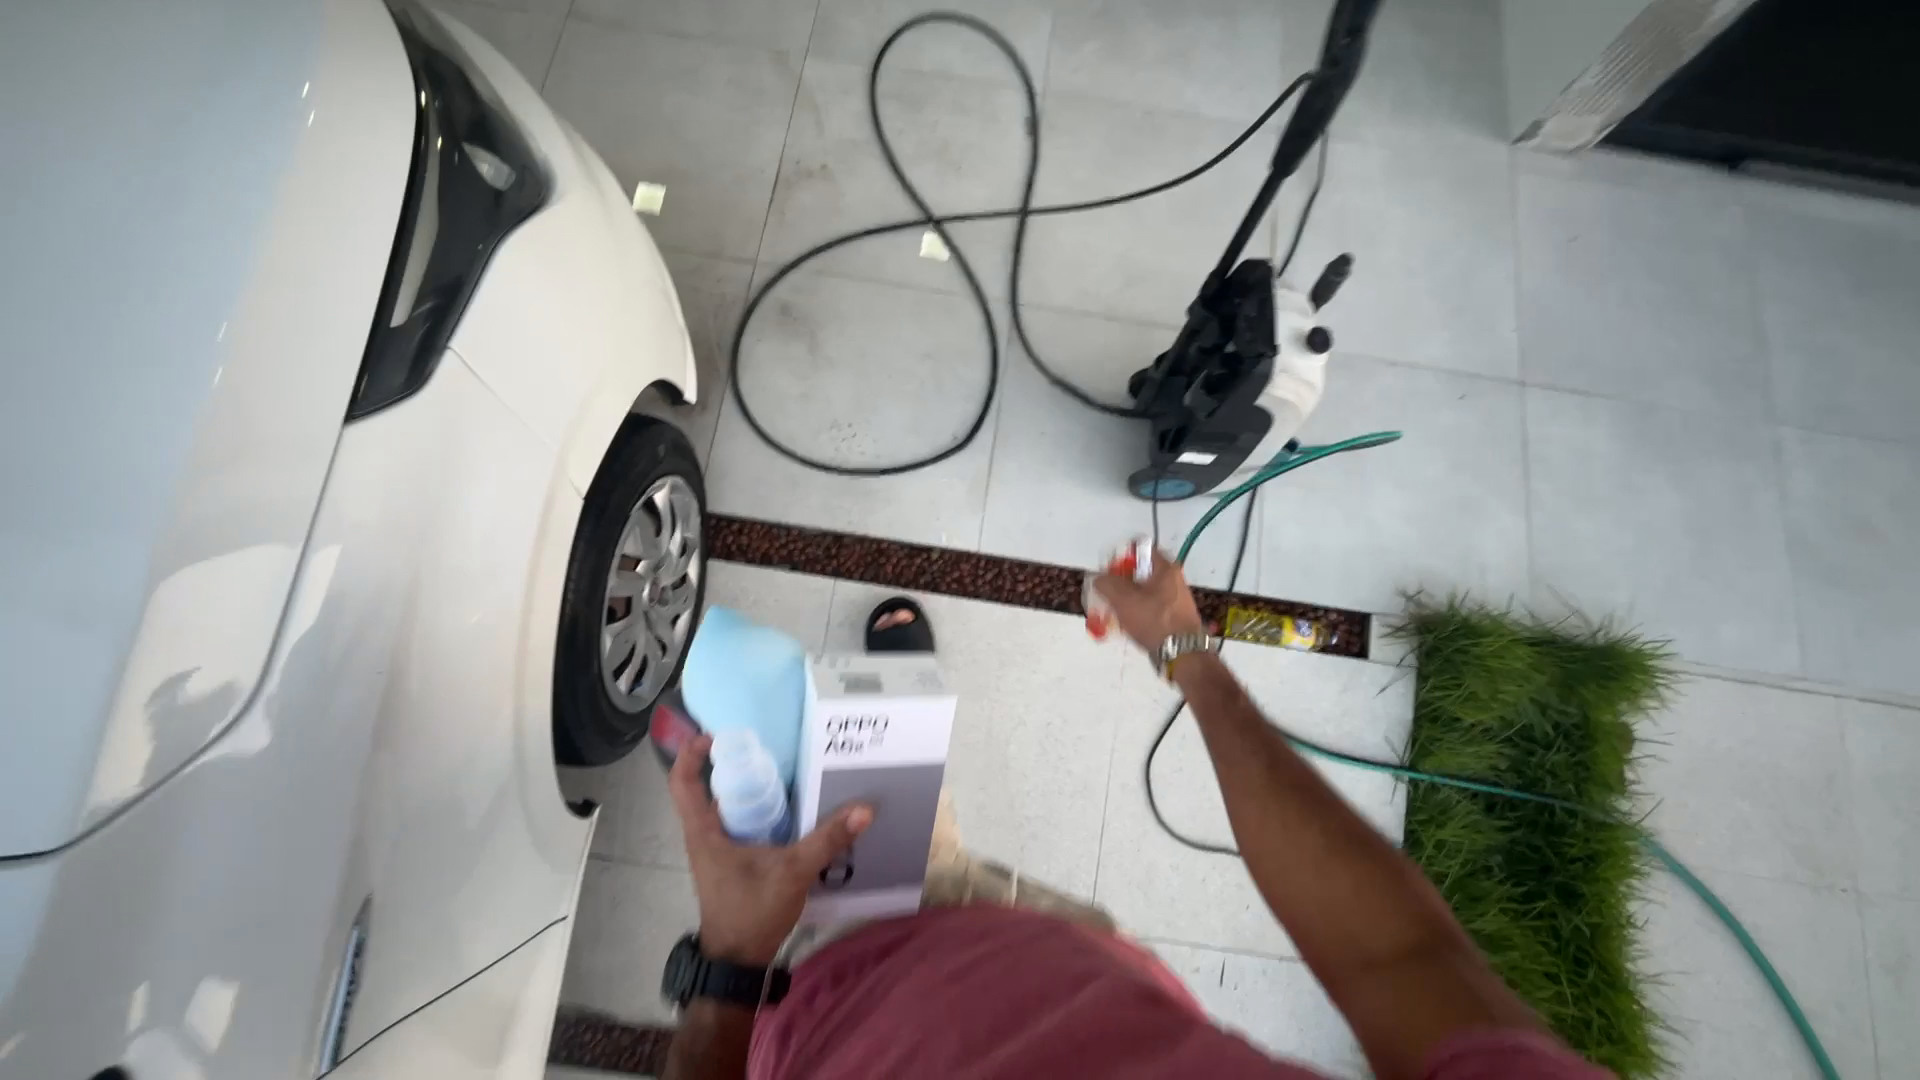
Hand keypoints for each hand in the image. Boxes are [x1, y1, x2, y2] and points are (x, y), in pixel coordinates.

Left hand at [668, 735, 872, 966]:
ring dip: (744, 786)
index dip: (691, 754)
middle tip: (765, 743)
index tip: (715, 734)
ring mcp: (716, 849)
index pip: (682, 783)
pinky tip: (785, 803)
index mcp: (704, 831)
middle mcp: (704, 835)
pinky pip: (737, 822)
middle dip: (730, 763)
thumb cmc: (751, 911)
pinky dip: (754, 807)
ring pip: (723, 806)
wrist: (738, 961)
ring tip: (779, 766)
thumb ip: (827, 840)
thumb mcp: (792, 871)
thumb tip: (864, 809)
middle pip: (705, 788)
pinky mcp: (730, 861)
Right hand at [1093, 549, 1206, 653]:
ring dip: (1127, 599)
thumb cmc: (1154, 620)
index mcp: (1165, 568)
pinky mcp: (1176, 616)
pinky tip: (1127, 624)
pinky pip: (1151, 607)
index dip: (1121, 556)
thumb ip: (1106, 584)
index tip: (1108, 570)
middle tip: (1106, 593)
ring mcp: (1177, 599)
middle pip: (1141, 572)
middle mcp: (1174, 579)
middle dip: (1120, 582)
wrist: (1183, 653)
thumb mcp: (1123, 600)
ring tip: (1113, 612)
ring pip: (1144, 592)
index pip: (1141, 549)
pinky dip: (1138, 612)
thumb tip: (1098, 578)